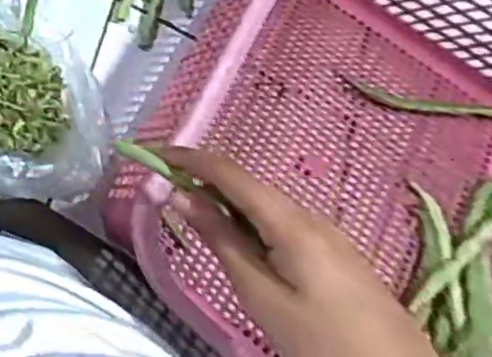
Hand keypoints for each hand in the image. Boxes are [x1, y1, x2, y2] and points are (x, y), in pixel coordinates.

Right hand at [159, 147, 437, 356]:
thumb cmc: (325, 345)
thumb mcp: (261, 297)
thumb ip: (220, 239)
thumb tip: (180, 194)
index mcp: (290, 221)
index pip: (227, 170)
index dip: (186, 156)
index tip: (150, 153)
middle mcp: (311, 217)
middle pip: (247, 183)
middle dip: (203, 177)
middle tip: (165, 186)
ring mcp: (331, 237)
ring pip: (265, 203)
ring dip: (226, 200)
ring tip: (195, 213)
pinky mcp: (341, 259)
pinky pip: (284, 223)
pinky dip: (251, 219)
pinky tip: (241, 240)